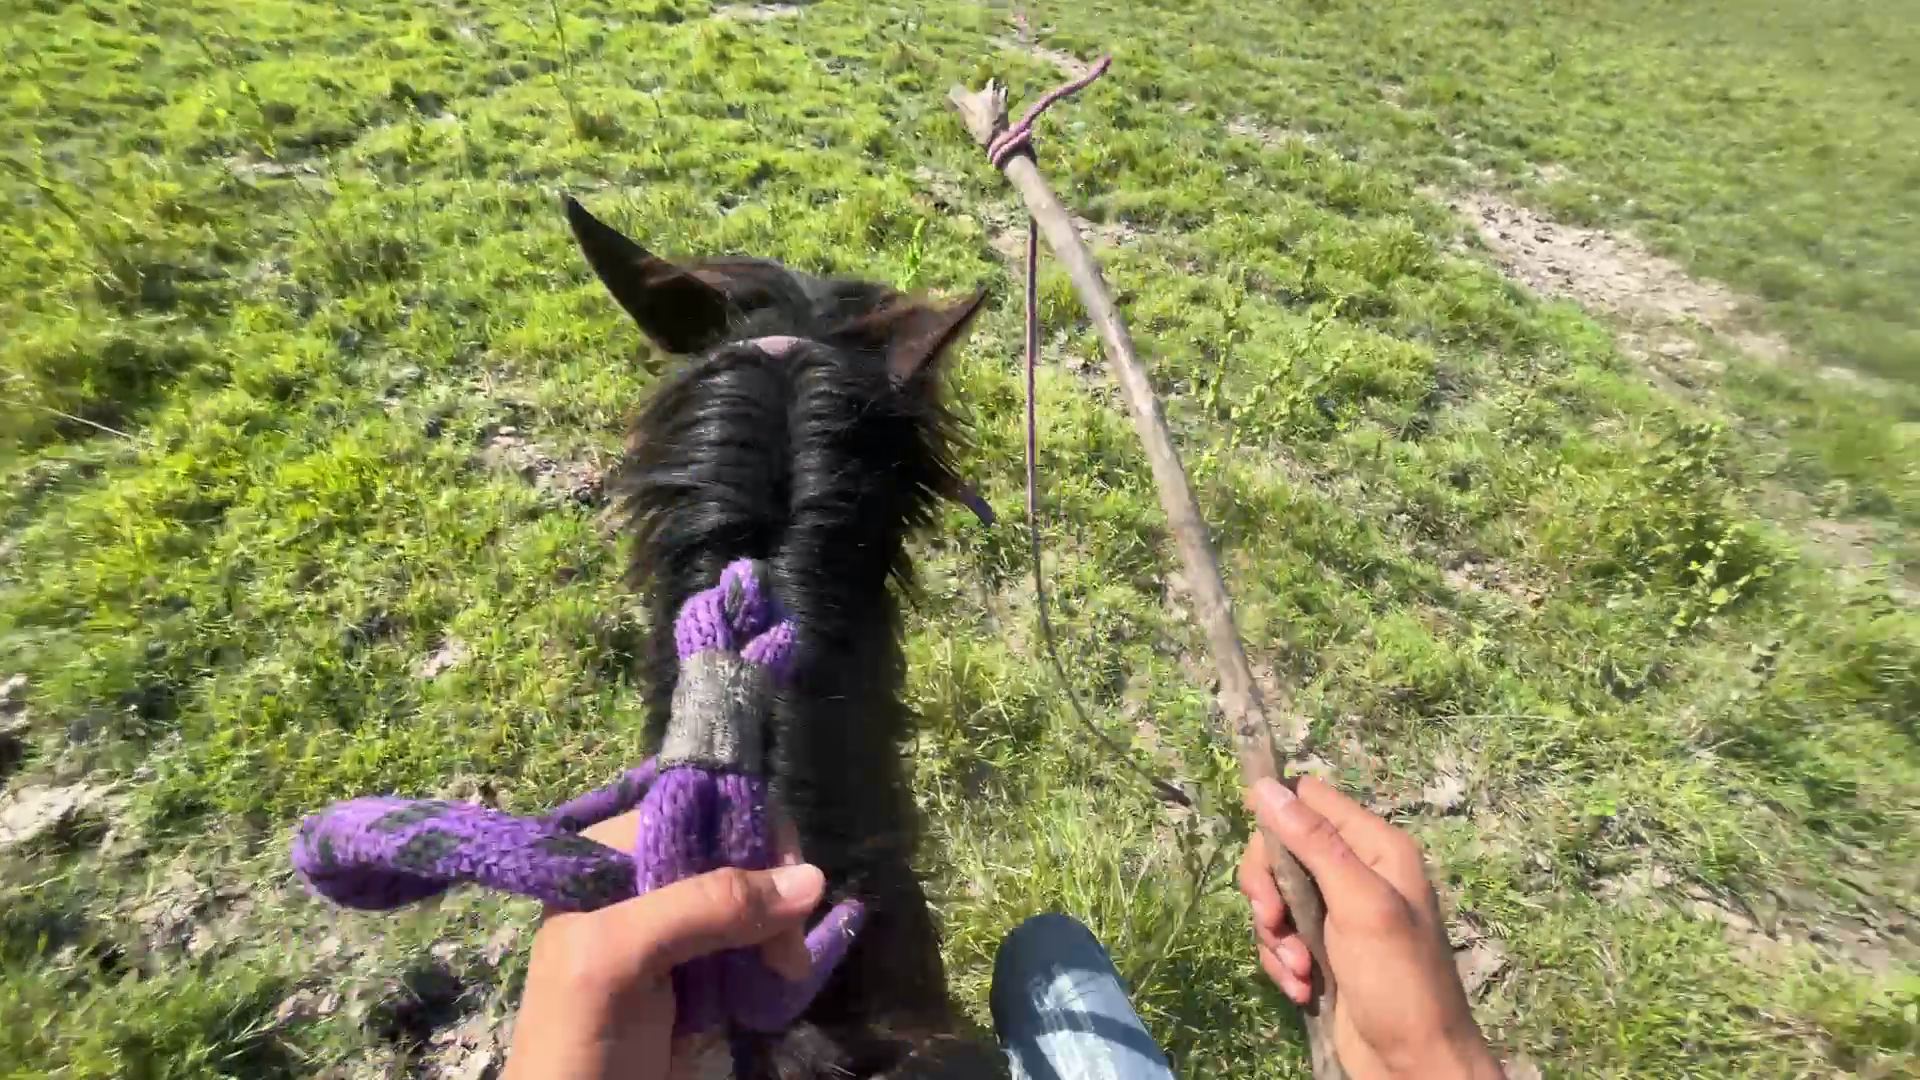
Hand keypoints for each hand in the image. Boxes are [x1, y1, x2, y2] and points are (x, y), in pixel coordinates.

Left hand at [502, 811, 825, 1079]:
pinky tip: (785, 973)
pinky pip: (758, 933)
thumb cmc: (576, 1049)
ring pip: (755, 889)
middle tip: (787, 935)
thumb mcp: (619, 961)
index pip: (693, 806)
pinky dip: (779, 948)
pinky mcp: (705, 967)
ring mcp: (677, 927)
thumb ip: (703, 906)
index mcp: (608, 859)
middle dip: (769, 883)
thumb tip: (814, 877)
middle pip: (733, 846)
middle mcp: (644, 881)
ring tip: (787, 968)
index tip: (780, 868)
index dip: (744, 825)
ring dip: (781, 923)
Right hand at [1238, 777, 1500, 1079]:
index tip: (1259, 850)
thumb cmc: (1399, 982)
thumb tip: (1263, 785)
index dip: (1275, 812)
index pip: (1308, 796)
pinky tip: (1300, 984)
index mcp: (1374, 845)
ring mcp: (1335, 906)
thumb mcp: (1359, 904)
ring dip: (1273, 929)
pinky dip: (1280, 955)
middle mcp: (1353, 867)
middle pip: (1280, 844)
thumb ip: (1314, 842)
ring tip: (1296, 967)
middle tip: (1272, 919)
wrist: (1415, 1071)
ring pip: (1273, 888)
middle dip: (1267, 885)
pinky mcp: (1319, 941)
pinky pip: (1278, 928)